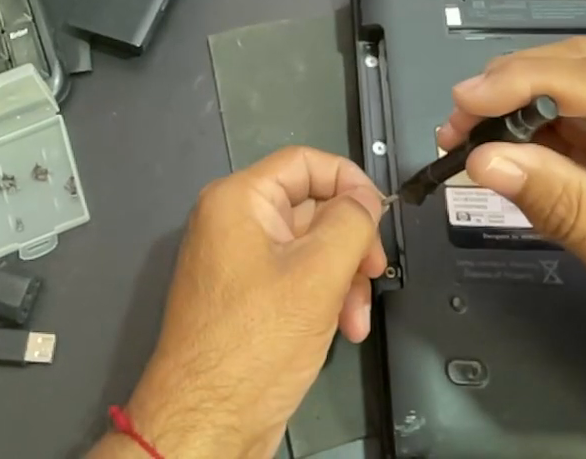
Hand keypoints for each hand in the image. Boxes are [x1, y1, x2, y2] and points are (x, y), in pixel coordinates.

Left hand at [97, 147, 386, 458]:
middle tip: (374, 273)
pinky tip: (343, 329)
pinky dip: (323, 297)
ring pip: (309, 246)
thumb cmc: (255, 343)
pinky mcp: (246, 295)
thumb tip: (364, 198)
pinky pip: (295, 277)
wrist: (205, 424)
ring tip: (357, 319)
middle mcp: (233, 220)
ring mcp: (238, 259)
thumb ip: (350, 224)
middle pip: (310, 206)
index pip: (304, 162)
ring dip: (343, 278)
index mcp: (238, 199)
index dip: (349, 180)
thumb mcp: (317, 275)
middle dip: (350, 243)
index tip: (380, 215)